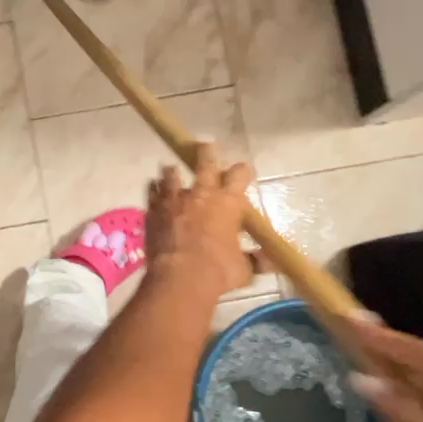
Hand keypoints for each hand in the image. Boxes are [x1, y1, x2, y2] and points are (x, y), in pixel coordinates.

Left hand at [144, 144, 257, 300]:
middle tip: (204, 144)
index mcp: (228, 203)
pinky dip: (153, 190)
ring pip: (172, 176)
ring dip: (173, 172)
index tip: (243, 169)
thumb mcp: (242, 268)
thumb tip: (270, 263)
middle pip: (205, 164)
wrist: (180, 276)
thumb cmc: (218, 271)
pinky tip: (152, 187)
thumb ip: (254, 261)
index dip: (242, 171)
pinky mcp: (153, 211)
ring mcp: (174, 200)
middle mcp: (201, 194)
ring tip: (171, 168)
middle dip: (206, 153)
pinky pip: (152, 193)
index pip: (239, 176)